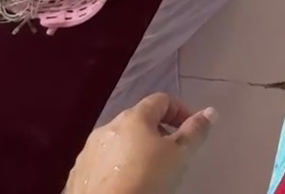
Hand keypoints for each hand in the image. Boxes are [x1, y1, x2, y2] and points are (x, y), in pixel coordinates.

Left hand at [64, 92, 215, 193]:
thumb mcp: (179, 156)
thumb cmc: (146, 180)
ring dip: (133, 151)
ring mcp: (86, 155)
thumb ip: (196, 130)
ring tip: (146, 173)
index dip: (180, 111)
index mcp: (133, 117)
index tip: (191, 130)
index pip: (161, 100)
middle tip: (170, 153)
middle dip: (157, 133)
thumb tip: (210, 112)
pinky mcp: (74, 180)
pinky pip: (100, 166)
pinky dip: (114, 169)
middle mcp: (106, 129)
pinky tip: (123, 186)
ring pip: (117, 144)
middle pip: (138, 121)